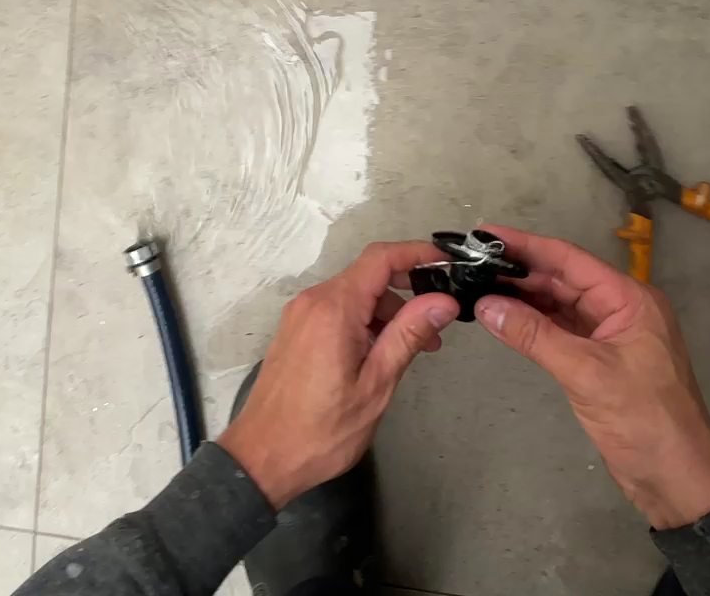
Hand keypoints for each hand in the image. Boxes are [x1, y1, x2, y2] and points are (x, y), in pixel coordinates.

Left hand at [217, 242, 458, 508]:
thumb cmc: (323, 429)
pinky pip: (337, 310)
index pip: (381, 258)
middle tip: (438, 320)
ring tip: (415, 348)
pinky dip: (364, 320)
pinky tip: (381, 352)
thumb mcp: (376, 384)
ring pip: (354, 294)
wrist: (262, 457)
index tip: (447, 262)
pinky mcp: (296, 329)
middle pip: (368, 275)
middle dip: (407, 290)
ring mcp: (301, 313)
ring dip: (387, 311)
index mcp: (334, 308)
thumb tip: (444, 302)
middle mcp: (314, 300)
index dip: (417, 253)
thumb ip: (408, 335)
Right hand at [472, 224, 709, 529]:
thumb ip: (534, 335)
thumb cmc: (645, 421)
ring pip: (557, 301)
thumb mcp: (587, 373)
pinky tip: (501, 315)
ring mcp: (608, 333)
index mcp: (629, 299)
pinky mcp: (597, 356)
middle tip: (470, 261)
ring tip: (476, 282)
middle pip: (560, 277)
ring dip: (521, 295)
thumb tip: (486, 305)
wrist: (681, 484)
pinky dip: (531, 321)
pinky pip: (558, 326)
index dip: (525, 244)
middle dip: (517, 270)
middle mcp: (618, 307)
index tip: (484, 234)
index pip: (568, 259)